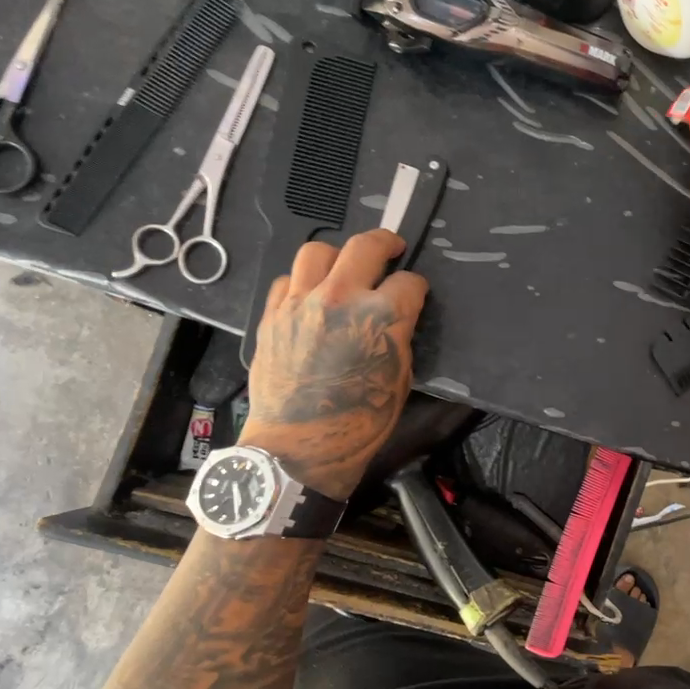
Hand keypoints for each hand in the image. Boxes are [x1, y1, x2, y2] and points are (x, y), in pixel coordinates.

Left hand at [239, 230, 426, 500]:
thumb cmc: (361, 421)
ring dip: (337, 256)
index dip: (417, 288)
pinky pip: (287, 280)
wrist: (300, 445)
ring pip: (317, 251)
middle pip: (364, 246)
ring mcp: (300, 302)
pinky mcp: (272, 315)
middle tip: (391, 249)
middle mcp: (339, 297)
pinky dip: (303, 283)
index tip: (416, 294)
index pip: (409, 282)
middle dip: (385, 243)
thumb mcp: (399, 378)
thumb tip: (395, 319)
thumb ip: (398, 337)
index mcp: (381, 317)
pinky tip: (311, 298)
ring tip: (344, 269)